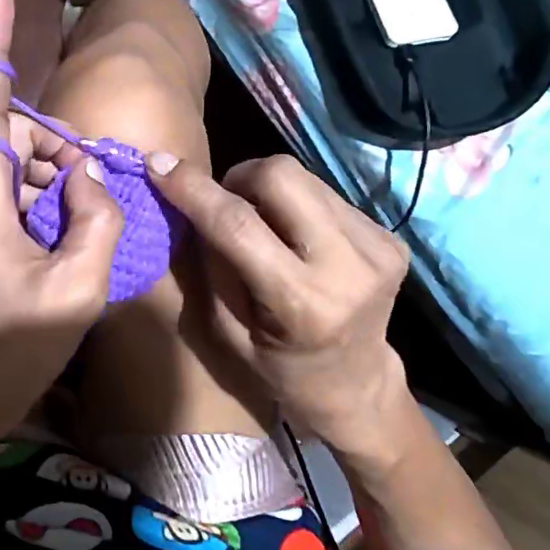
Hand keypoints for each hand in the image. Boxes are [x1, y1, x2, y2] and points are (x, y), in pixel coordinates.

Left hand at [0, 0, 124, 463]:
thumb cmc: (15, 356)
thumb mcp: (80, 294)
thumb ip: (94, 219)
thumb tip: (83, 173)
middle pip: (3, 136)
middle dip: (49, 150)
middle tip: (84, 202)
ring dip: (40, 179)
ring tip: (65, 233)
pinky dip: (24, 197)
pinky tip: (43, 239)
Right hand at [148, 153, 411, 455]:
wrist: (356, 384)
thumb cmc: (277, 368)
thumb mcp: (226, 330)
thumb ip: (211, 264)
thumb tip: (189, 201)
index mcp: (302, 303)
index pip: (239, 226)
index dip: (194, 190)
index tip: (159, 165)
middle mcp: (349, 266)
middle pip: (281, 176)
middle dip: (239, 178)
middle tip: (224, 205)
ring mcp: (377, 246)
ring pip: (304, 176)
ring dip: (267, 190)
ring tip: (261, 225)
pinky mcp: (390, 235)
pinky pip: (324, 192)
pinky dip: (295, 203)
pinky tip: (294, 236)